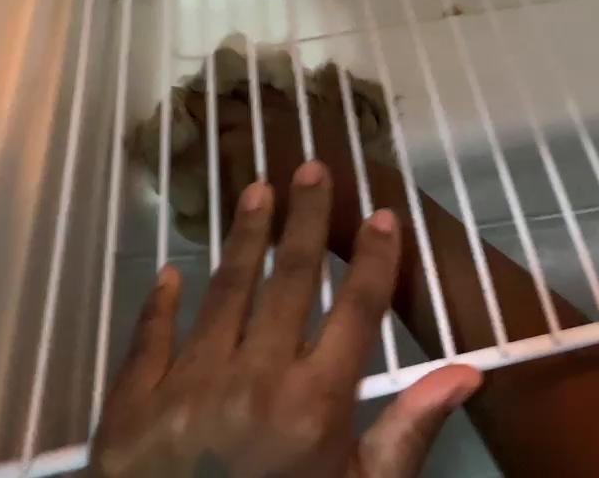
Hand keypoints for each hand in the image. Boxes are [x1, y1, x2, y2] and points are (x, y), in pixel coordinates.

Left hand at [89, 162, 482, 477]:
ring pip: (223, 291)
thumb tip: (466, 372)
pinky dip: (160, 303)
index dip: (373, 258)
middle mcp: (254, 378)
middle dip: (304, 219)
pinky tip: (170, 272)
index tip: (382, 214)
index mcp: (314, 404)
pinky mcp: (132, 405)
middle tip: (310, 166)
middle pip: (288, 280)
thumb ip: (408, 433)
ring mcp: (187, 386)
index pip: (355, 310)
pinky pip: (149, 338)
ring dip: (243, 238)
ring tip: (256, 189)